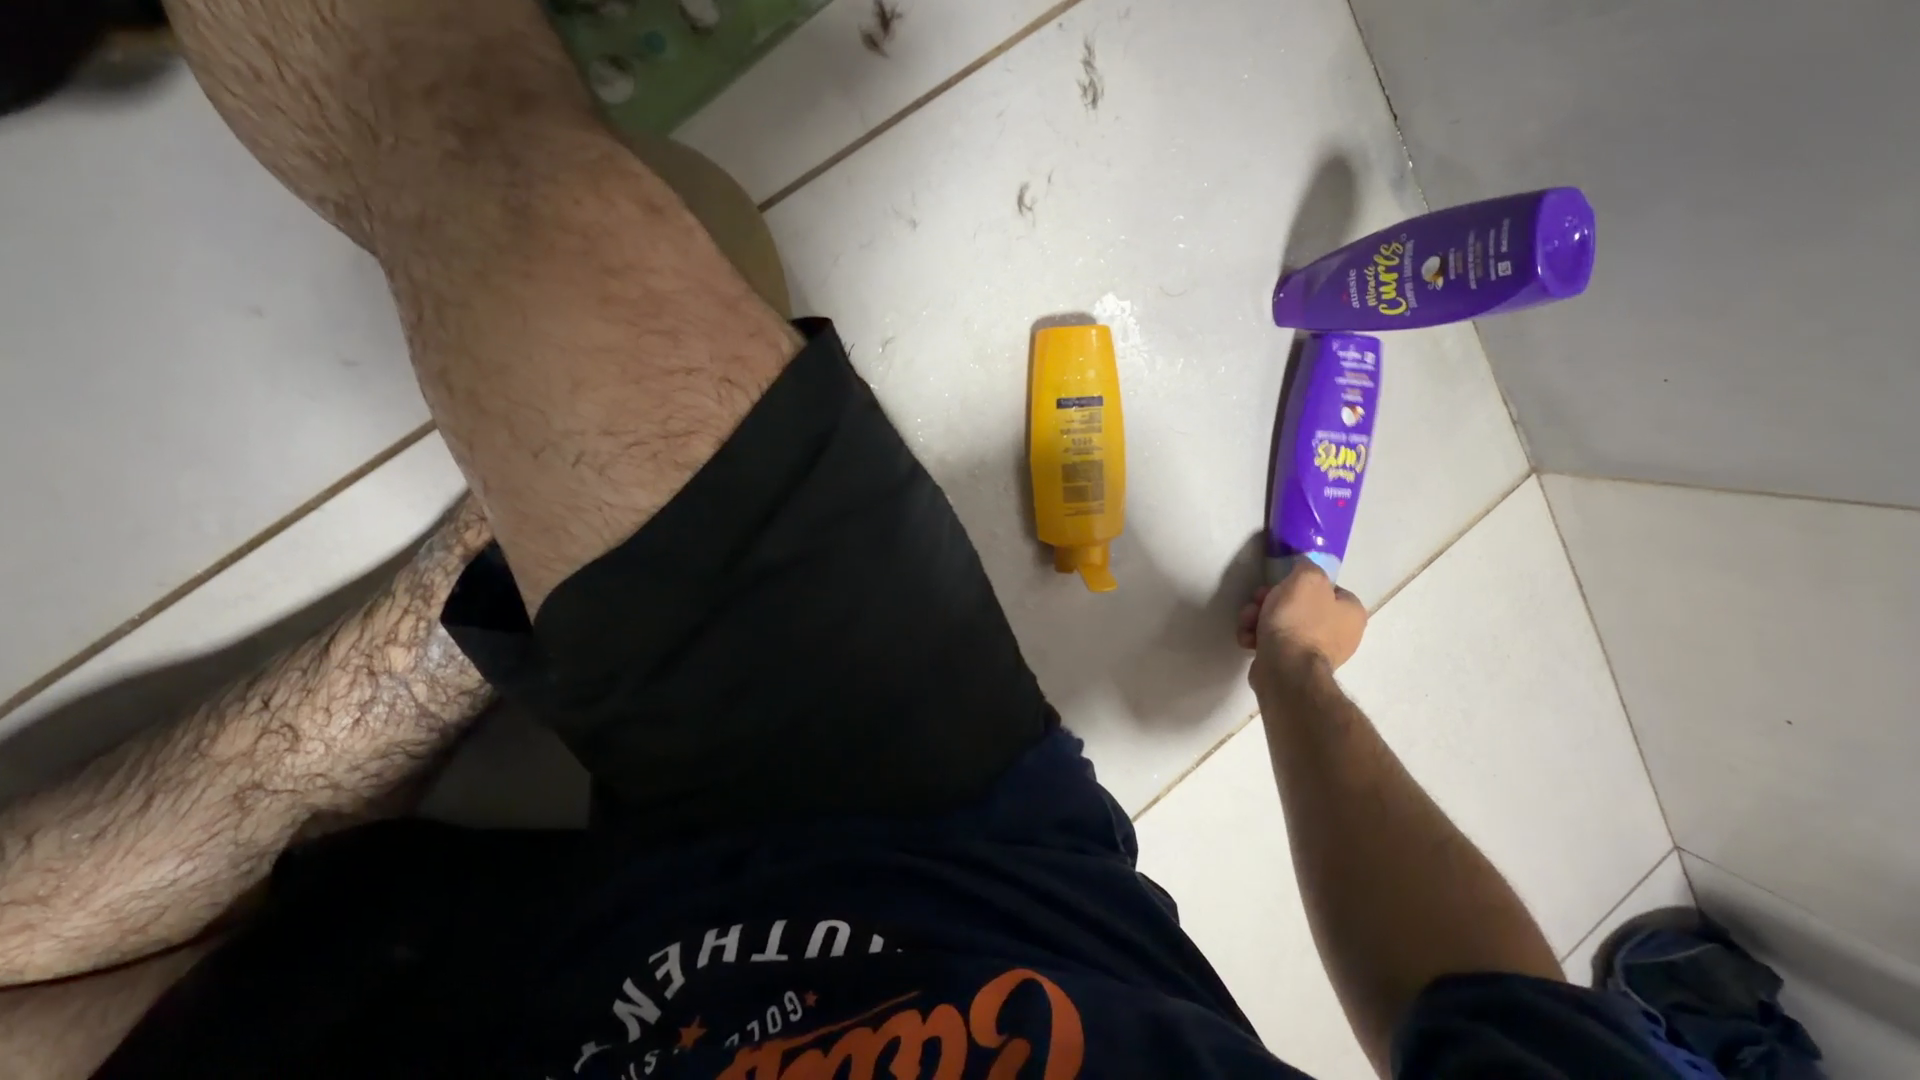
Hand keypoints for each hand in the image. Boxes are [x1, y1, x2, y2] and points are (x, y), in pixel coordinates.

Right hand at [1236, 559, 1367, 689]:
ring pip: (1282, 624)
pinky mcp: (1294, 666)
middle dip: (1270, 602)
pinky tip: (1249, 640)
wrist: (1285, 670)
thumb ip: (1307, 566)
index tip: (1279, 584)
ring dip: (1258, 619)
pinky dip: (1258, 639)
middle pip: (1299, 606)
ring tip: (1247, 623)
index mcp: (1351, 612)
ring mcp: (1316, 652)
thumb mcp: (1306, 579)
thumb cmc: (1299, 621)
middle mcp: (1340, 633)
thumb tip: (1303, 568)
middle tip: (1258, 602)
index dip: (1298, 583)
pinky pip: (1275, 644)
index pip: (1326, 588)